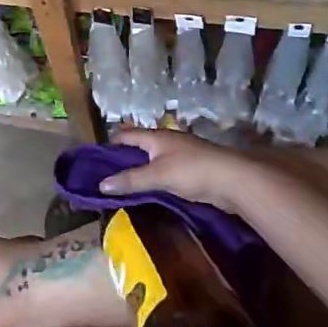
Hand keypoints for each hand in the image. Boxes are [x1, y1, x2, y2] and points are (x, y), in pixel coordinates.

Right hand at [99, 127, 263, 212]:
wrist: (232, 180)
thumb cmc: (192, 170)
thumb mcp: (157, 175)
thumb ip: (130, 180)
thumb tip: (101, 184)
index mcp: (156, 137)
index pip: (127, 135)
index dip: (111, 144)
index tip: (95, 158)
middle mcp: (166, 141)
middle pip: (139, 147)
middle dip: (123, 159)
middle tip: (104, 176)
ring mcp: (180, 155)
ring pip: (152, 160)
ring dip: (139, 171)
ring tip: (122, 186)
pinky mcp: (190, 170)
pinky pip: (164, 172)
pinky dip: (153, 179)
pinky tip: (148, 191)